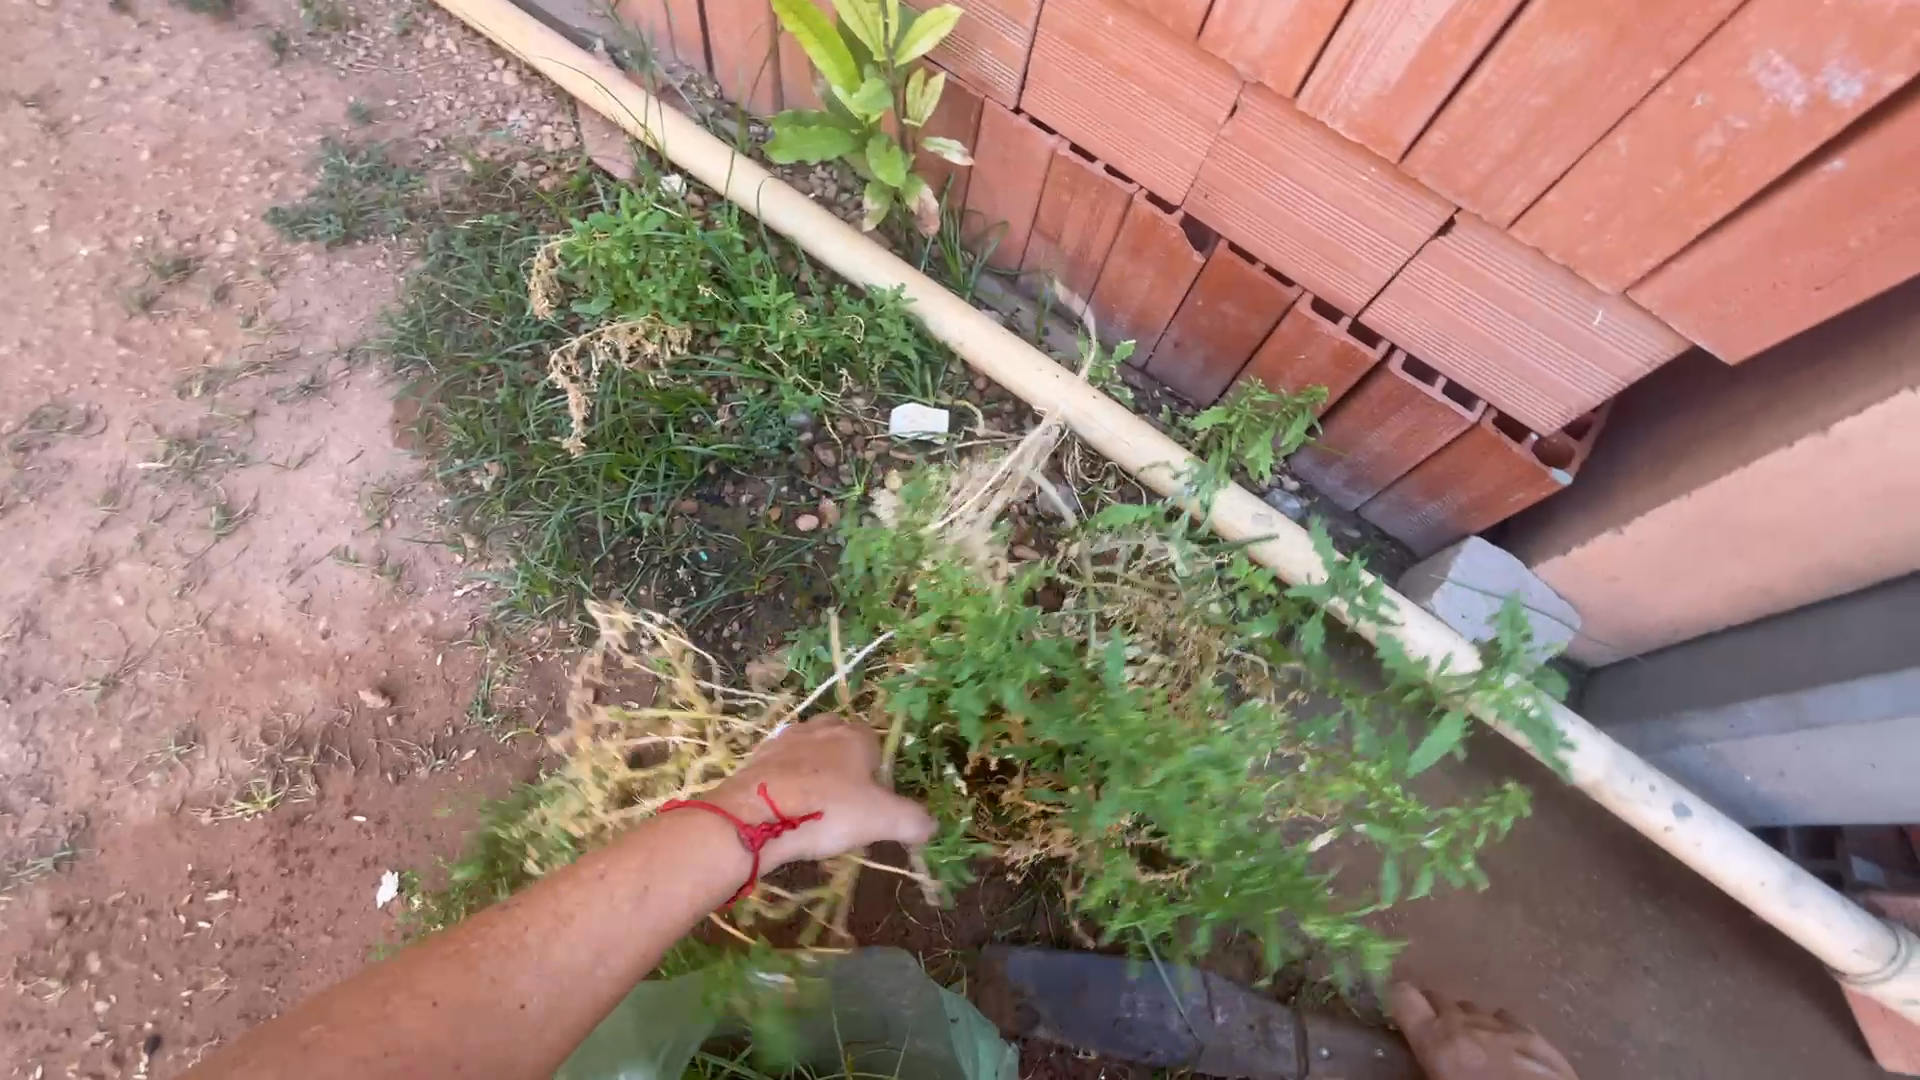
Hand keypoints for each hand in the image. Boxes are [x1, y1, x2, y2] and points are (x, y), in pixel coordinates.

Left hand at [703, 716, 935, 870]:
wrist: (756, 816)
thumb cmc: (827, 810)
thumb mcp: (881, 820)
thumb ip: (913, 821)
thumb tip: (932, 826)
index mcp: (855, 736)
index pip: (875, 743)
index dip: (876, 772)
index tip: (870, 802)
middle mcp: (821, 729)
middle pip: (841, 739)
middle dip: (844, 764)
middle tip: (844, 802)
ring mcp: (786, 740)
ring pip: (809, 749)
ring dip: (814, 771)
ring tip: (813, 806)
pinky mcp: (758, 757)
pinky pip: (781, 765)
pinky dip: (787, 781)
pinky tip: (786, 808)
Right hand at [1389, 983, 1577, 1079]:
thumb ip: (1425, 1066)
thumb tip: (1416, 1062)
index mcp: (1435, 1040)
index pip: (1401, 995)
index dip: (1396, 999)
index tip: (1396, 1011)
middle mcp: (1463, 1023)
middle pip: (1437, 997)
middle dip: (1434, 1012)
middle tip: (1438, 1038)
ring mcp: (1501, 1026)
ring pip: (1472, 1008)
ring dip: (1468, 1022)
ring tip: (1476, 1046)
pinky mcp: (1536, 1036)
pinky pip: (1508, 1019)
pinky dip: (1502, 1029)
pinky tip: (1508, 1049)